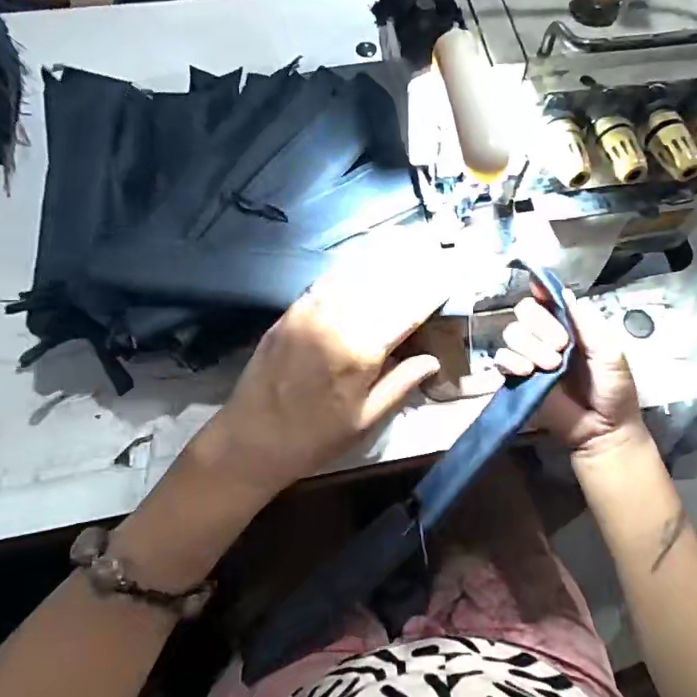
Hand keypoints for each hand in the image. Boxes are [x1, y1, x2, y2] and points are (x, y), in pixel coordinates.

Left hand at [190, 235, 453, 500]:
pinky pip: (324, 284)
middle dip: (408, 275)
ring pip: (353, 279)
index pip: (405, 311)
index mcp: (361, 350)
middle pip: (382, 287)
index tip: (446, 280)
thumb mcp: (366, 419)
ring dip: (379, 269)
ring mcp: (309, 313)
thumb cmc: (314, 438)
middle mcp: (336, 321)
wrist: (250, 440)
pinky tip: (358, 271)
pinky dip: (346, 275)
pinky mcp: (289, 313)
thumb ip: (401, 383)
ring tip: (401, 256)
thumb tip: (431, 360)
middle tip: (429, 261)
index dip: (428, 294)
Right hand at [493, 289, 649, 464]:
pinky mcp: (517, 379)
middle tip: (561, 346)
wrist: (604, 430)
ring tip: (551, 366)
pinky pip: (501, 359)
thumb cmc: (613, 390)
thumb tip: (565, 293)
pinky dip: (511, 361)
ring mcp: (529, 357)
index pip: (546, 299)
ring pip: (511, 333)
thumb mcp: (610, 352)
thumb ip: (586, 324)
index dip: (539, 290)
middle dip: (540, 325)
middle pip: (524, 311)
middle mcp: (545, 336)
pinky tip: (528, 371)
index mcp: (569, 326)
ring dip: (529, 345)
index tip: (540, 291)